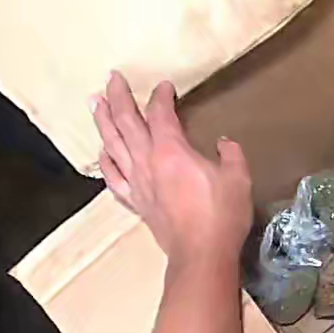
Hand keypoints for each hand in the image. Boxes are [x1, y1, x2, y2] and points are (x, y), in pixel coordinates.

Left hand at [92, 73, 251, 272]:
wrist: (202, 254)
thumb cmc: (221, 215)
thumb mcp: (238, 178)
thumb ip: (230, 154)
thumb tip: (224, 143)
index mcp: (171, 150)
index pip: (160, 113)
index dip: (161, 96)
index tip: (165, 87)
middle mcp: (147, 161)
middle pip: (126, 121)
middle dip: (119, 97)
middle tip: (113, 79)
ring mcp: (137, 183)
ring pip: (112, 144)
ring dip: (103, 121)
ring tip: (95, 102)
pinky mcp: (136, 203)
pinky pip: (113, 178)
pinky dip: (105, 162)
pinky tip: (102, 153)